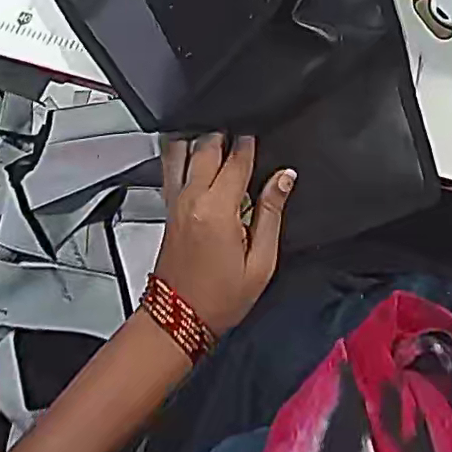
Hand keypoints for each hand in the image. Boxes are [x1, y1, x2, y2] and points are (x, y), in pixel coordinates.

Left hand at [153, 134, 293, 333]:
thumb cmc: (219, 297)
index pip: (236, 160)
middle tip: (239, 133)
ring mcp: (175, 200)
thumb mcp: (260, 262)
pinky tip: (192, 151)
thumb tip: (284, 178)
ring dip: (199, 138)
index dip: (249, 144)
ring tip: (216, 138)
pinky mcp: (167, 206)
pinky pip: (170, 166)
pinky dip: (181, 152)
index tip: (257, 135)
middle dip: (224, 134)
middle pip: (205, 146)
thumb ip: (271, 213)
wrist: (178, 319)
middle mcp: (192, 198)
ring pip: (180, 149)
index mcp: (218, 209)